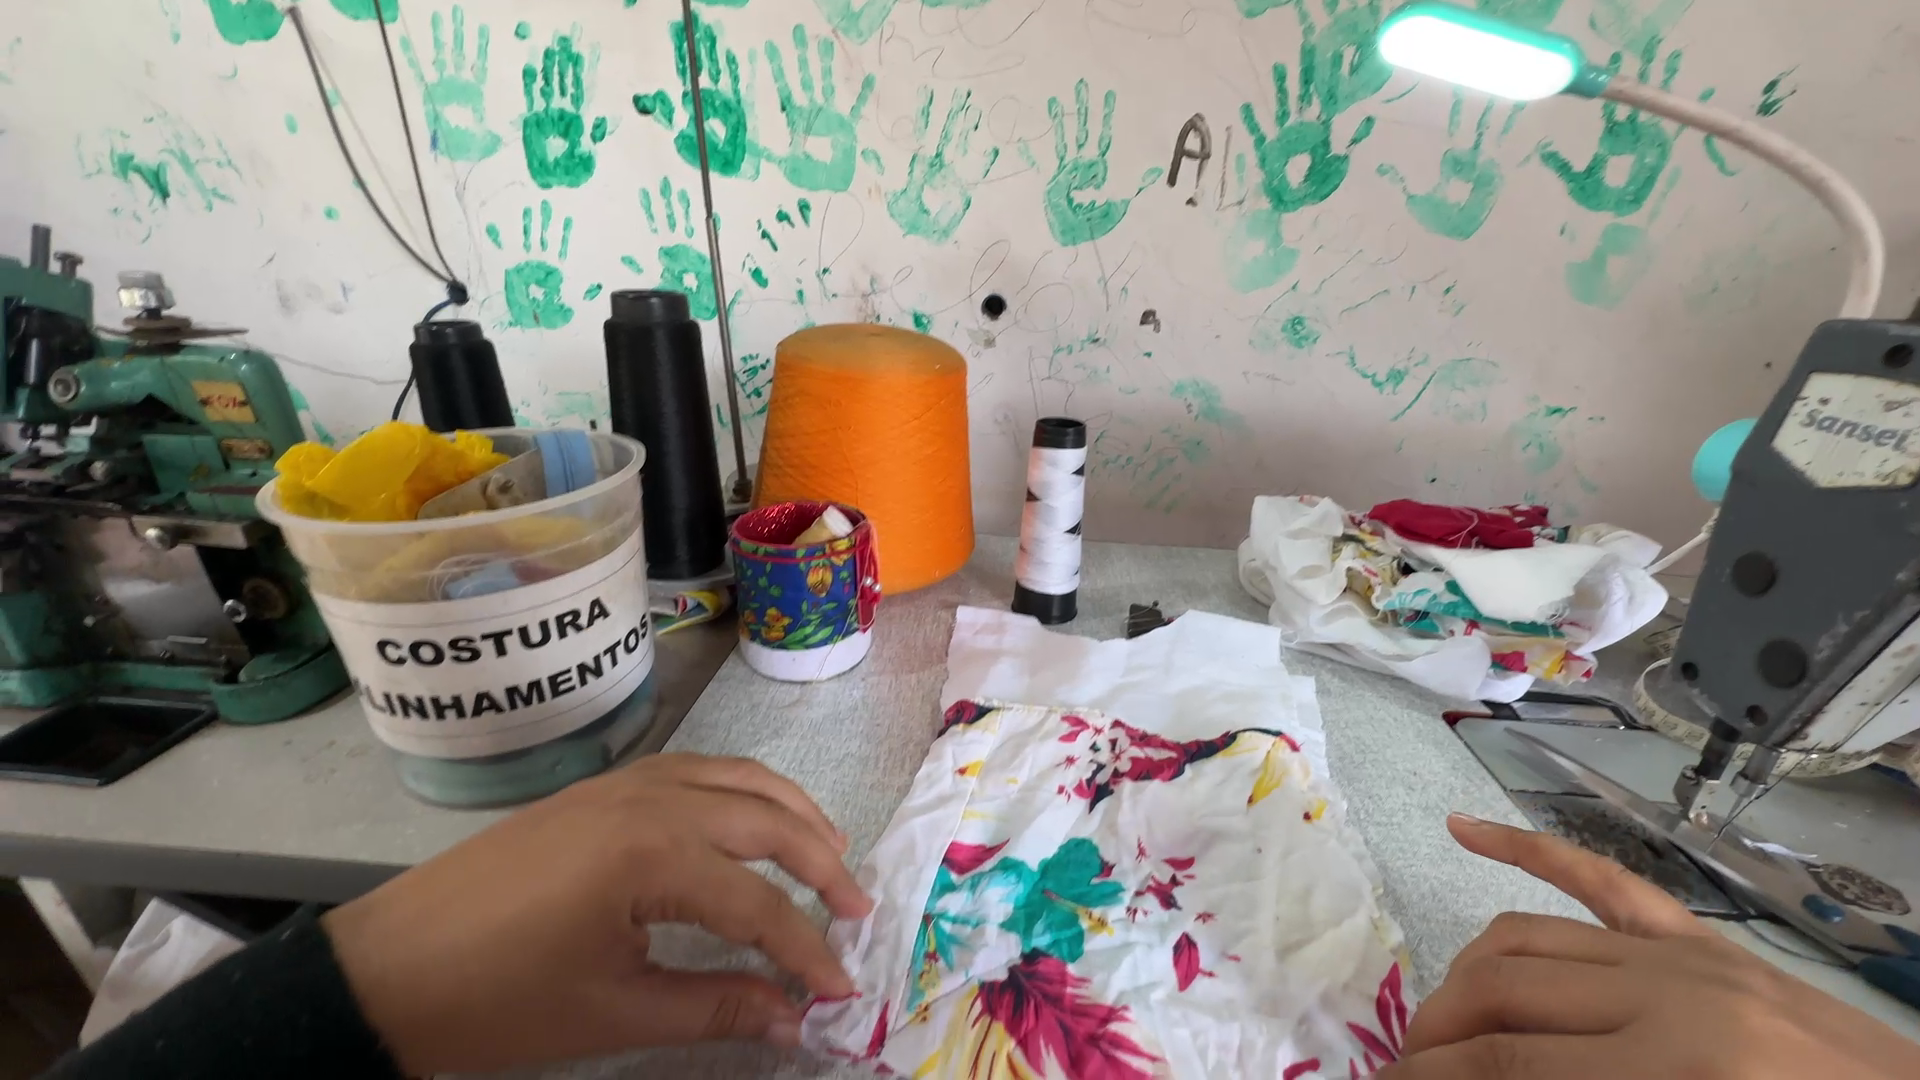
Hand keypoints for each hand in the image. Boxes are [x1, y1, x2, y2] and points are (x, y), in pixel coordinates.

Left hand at [322, 755, 871, 1074]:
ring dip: (793, 810)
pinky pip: (705, 769)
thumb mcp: (611, 1013)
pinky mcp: (614, 782)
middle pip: (768, 820)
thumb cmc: (496, 1001)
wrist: (385, 968)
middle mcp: (657, 797)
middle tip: (857, 907)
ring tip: (829, 848)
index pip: (759, 903)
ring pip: (743, 777)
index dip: (807, 947)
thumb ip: (715, 1006)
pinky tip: (755, 817)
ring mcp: (634, 779)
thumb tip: (794, 1017)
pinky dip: (747, 789)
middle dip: (822, 862)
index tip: (842, 986)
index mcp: (654, 855)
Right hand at [1381, 814, 1919, 1079]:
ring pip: (1524, 936)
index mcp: (1682, 1068)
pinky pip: (1598, 881)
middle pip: (1502, 989)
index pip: (1513, 1062)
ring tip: (1442, 1017)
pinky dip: (1525, 850)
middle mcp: (1668, 993)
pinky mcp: (1699, 941)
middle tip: (1409, 1060)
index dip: (1439, 1074)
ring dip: (1464, 974)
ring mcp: (1683, 954)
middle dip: (1438, 1028)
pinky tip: (1462, 830)